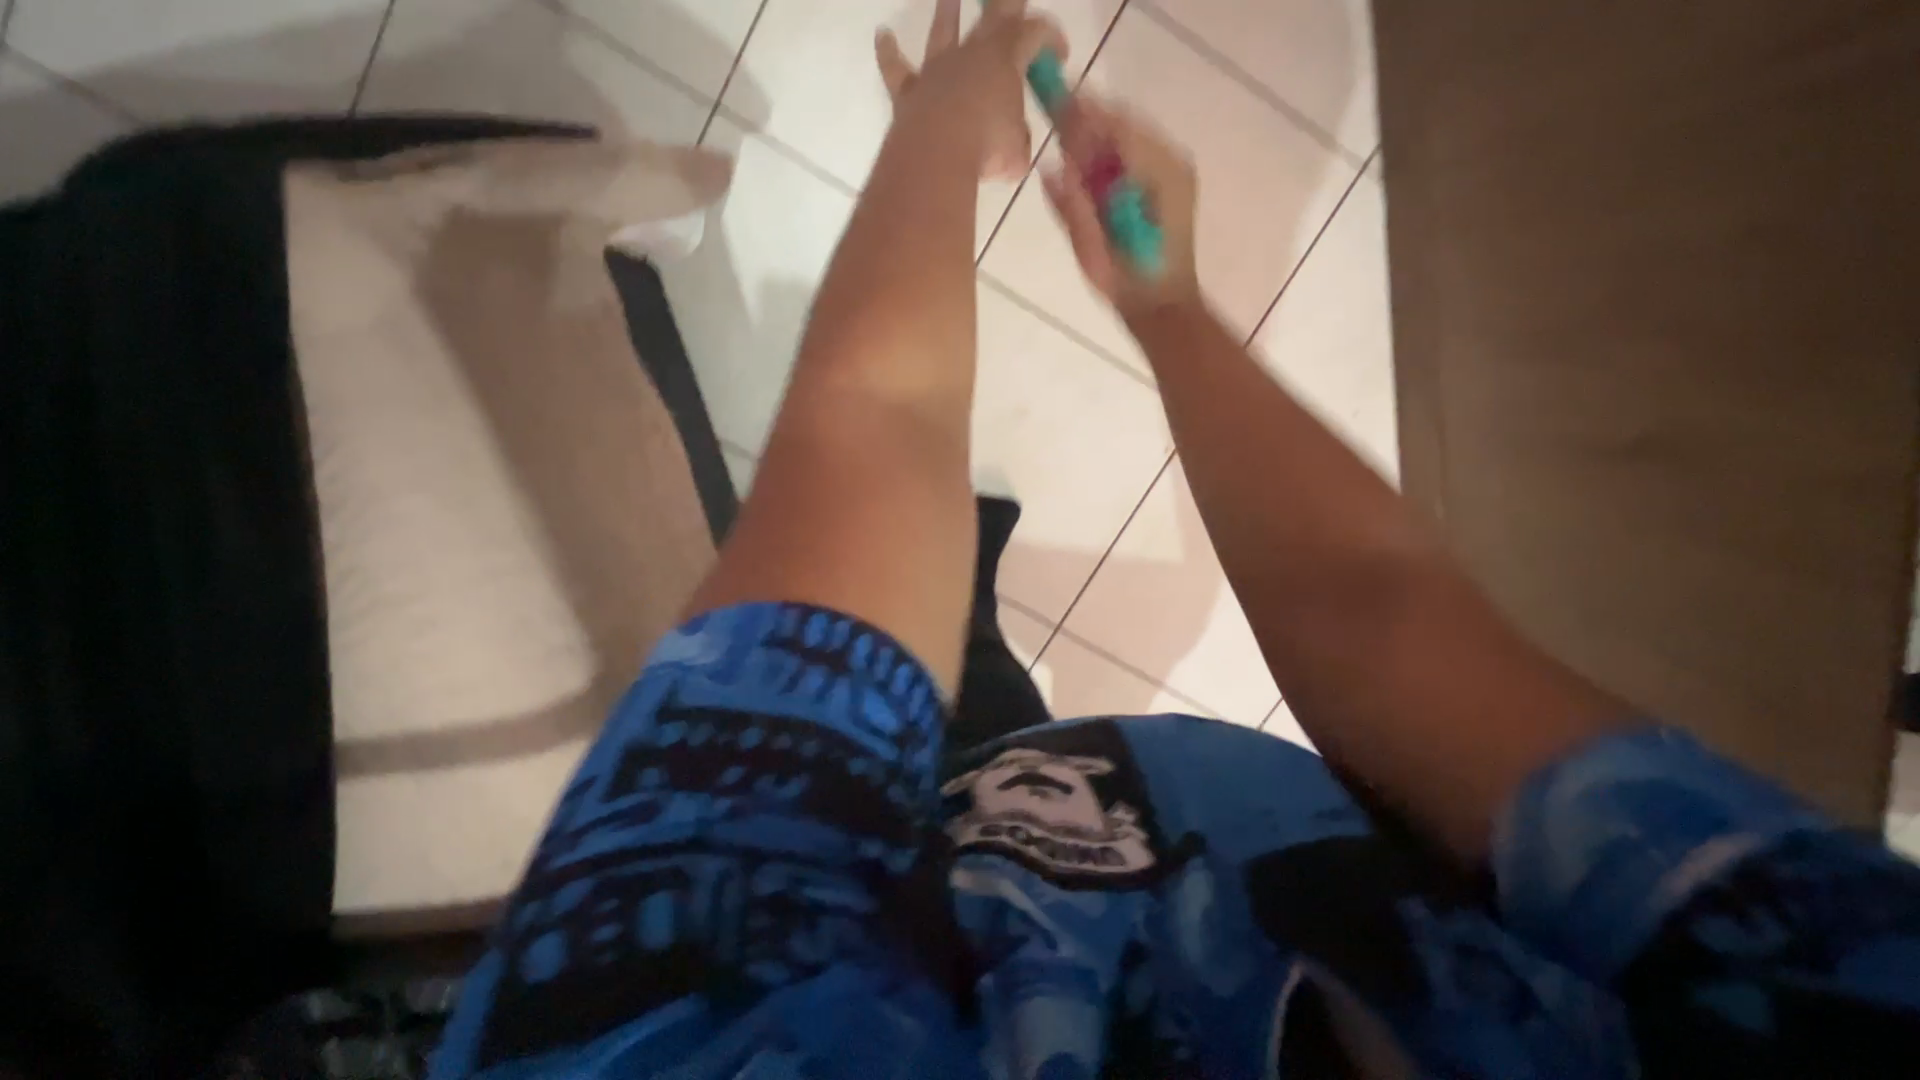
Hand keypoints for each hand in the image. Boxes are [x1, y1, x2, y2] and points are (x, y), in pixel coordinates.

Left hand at [876, 0, 1064, 180]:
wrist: (936, 153)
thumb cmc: (987, 148)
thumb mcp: (1017, 152)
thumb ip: (1018, 141)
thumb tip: (1014, 146)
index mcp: (1007, 58)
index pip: (1036, 33)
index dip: (1051, 38)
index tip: (1059, 56)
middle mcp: (971, 53)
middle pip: (994, 13)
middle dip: (1008, 3)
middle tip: (1012, 0)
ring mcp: (937, 68)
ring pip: (942, 28)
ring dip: (947, 9)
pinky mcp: (909, 91)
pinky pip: (895, 68)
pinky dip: (888, 52)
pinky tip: (882, 36)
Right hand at [1042, 98, 1200, 314]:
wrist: (1164, 308)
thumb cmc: (1127, 283)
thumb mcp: (1092, 249)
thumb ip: (1073, 207)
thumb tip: (1049, 168)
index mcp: (1156, 174)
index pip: (1116, 126)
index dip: (1084, 112)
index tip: (1053, 100)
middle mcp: (1172, 162)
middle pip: (1124, 125)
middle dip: (1089, 121)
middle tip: (1055, 116)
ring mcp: (1175, 171)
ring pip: (1131, 136)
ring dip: (1100, 136)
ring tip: (1067, 139)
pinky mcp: (1173, 183)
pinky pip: (1138, 153)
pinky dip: (1112, 151)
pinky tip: (1090, 164)